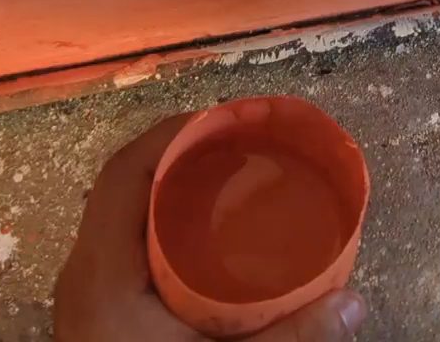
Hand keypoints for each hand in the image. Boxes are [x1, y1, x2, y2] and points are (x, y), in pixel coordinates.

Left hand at [53, 114, 367, 341]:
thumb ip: (286, 339)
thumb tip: (355, 305)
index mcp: (101, 274)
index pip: (123, 171)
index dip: (170, 132)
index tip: (225, 118)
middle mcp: (84, 272)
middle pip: (122, 182)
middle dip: (177, 151)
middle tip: (238, 144)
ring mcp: (85, 293)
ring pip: (120, 210)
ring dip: (167, 182)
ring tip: (225, 175)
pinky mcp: (96, 310)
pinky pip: (123, 237)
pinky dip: (159, 216)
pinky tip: (199, 230)